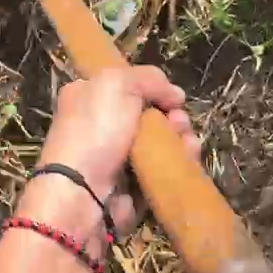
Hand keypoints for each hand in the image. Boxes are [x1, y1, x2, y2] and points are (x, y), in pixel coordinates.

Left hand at [17, 67, 200, 248]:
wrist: (82, 194)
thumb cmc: (95, 131)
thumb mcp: (117, 84)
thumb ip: (149, 78)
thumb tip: (175, 94)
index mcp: (88, 97)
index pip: (127, 86)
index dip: (153, 88)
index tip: (171, 96)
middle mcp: (101, 126)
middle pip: (148, 114)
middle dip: (171, 115)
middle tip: (179, 121)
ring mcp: (117, 159)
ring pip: (160, 142)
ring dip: (180, 137)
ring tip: (188, 140)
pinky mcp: (134, 187)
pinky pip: (163, 169)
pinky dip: (180, 161)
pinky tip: (190, 154)